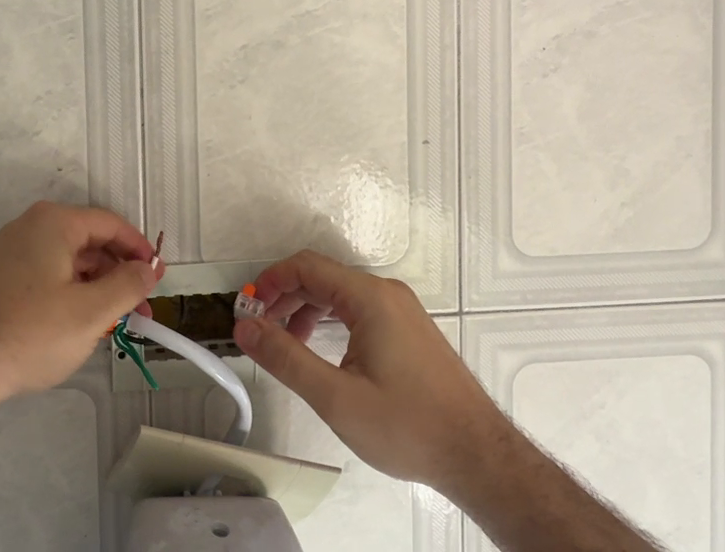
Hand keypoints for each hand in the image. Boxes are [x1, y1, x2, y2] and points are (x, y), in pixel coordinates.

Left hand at [0, 201, 160, 441]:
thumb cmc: (29, 335)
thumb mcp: (90, 312)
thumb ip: (127, 285)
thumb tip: (149, 268)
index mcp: (52, 223)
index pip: (110, 224)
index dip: (139, 249)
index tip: (158, 277)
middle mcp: (27, 227)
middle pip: (87, 241)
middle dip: (117, 274)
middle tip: (139, 311)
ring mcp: (5, 253)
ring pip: (64, 262)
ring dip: (93, 288)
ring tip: (110, 325)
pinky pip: (42, 276)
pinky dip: (66, 294)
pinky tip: (73, 327)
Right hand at [232, 250, 506, 493]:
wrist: (479, 457)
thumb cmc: (408, 426)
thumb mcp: (336, 397)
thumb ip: (285, 357)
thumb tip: (245, 328)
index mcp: (370, 298)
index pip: (306, 267)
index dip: (270, 282)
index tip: (246, 309)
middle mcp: (387, 294)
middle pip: (322, 278)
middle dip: (283, 298)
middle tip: (258, 330)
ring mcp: (401, 311)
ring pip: (340, 295)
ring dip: (304, 311)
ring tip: (283, 344)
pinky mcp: (409, 331)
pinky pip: (358, 310)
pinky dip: (329, 321)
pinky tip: (319, 351)